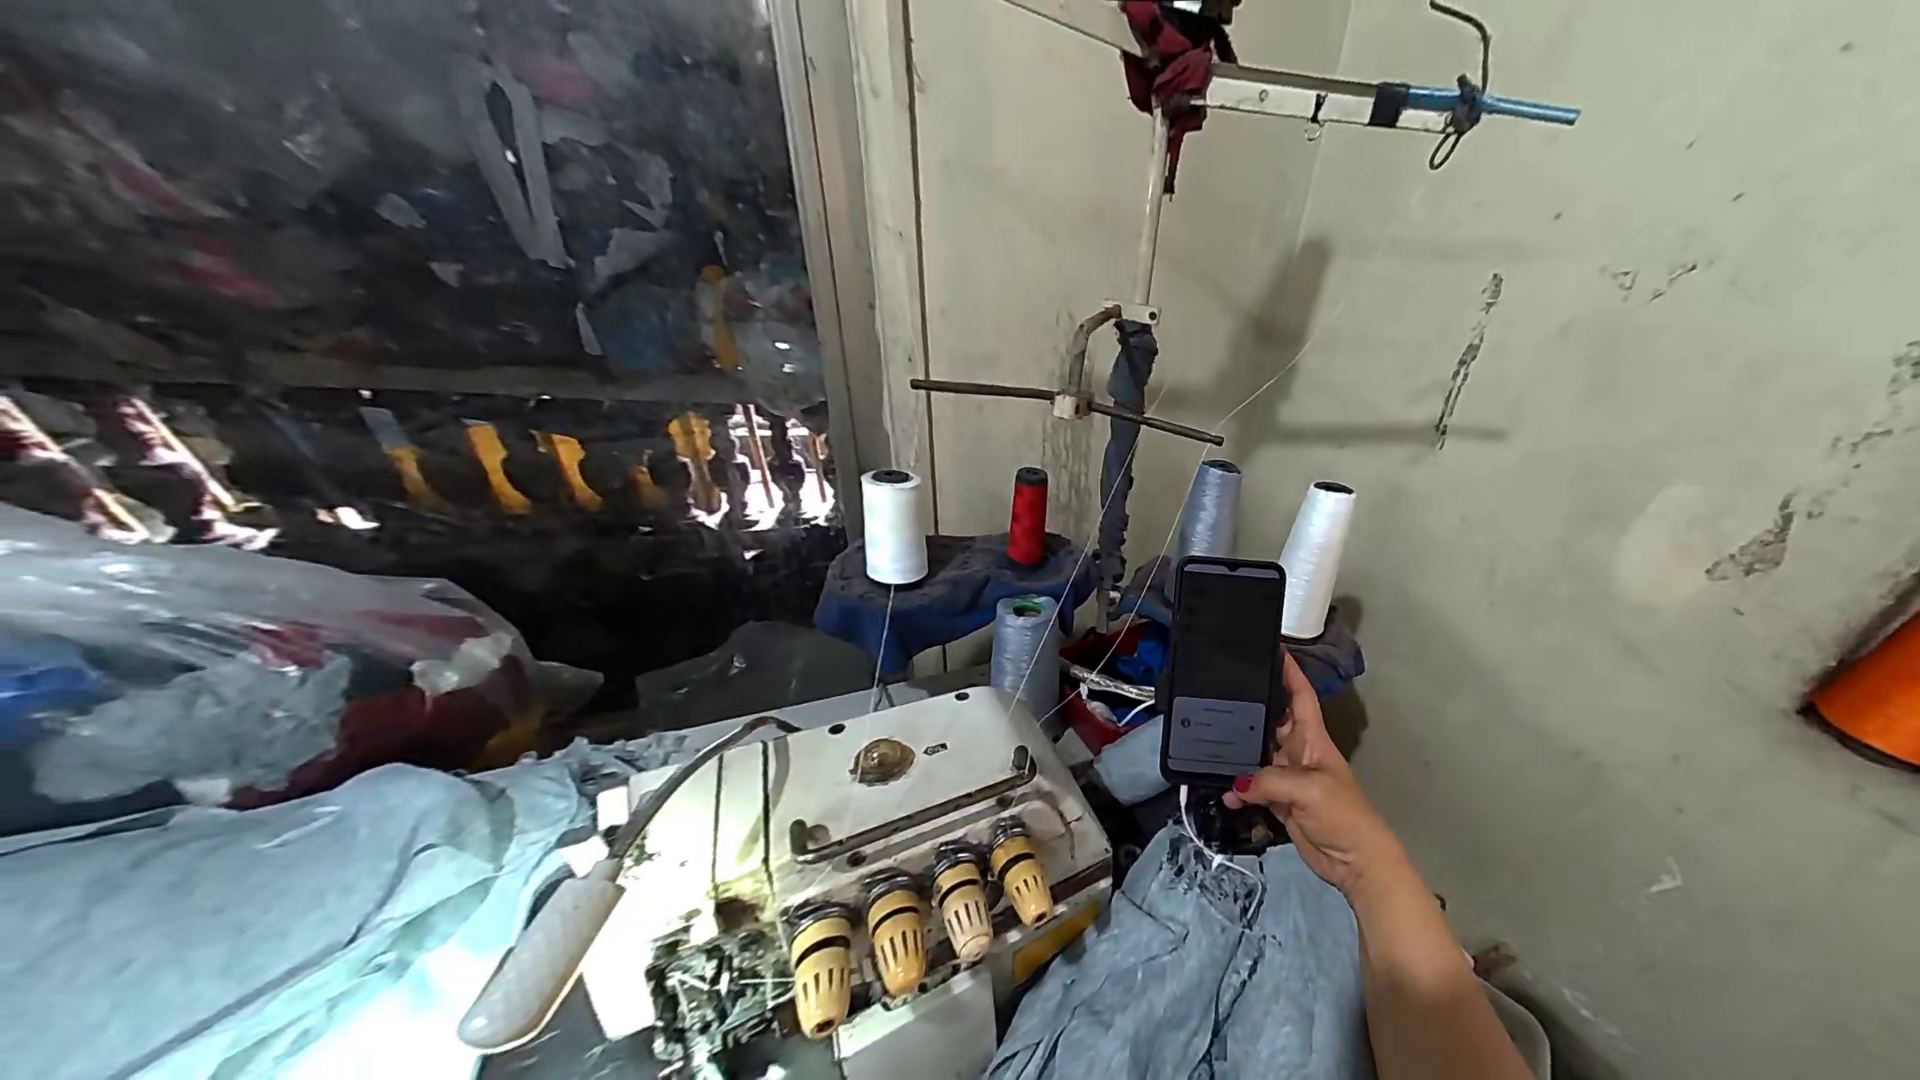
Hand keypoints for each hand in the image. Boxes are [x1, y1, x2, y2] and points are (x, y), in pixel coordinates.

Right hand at [1223, 651, 1409, 897]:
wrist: (1357, 863)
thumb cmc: (1343, 815)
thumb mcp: (1308, 791)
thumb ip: (1268, 780)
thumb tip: (1236, 784)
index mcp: (1312, 739)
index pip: (1301, 696)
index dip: (1290, 672)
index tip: (1274, 648)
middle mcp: (1297, 751)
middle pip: (1271, 720)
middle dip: (1251, 705)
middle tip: (1219, 689)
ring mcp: (1287, 776)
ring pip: (1256, 753)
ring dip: (1237, 750)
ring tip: (1208, 736)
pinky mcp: (1278, 800)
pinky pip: (1251, 786)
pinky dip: (1237, 789)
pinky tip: (1223, 791)